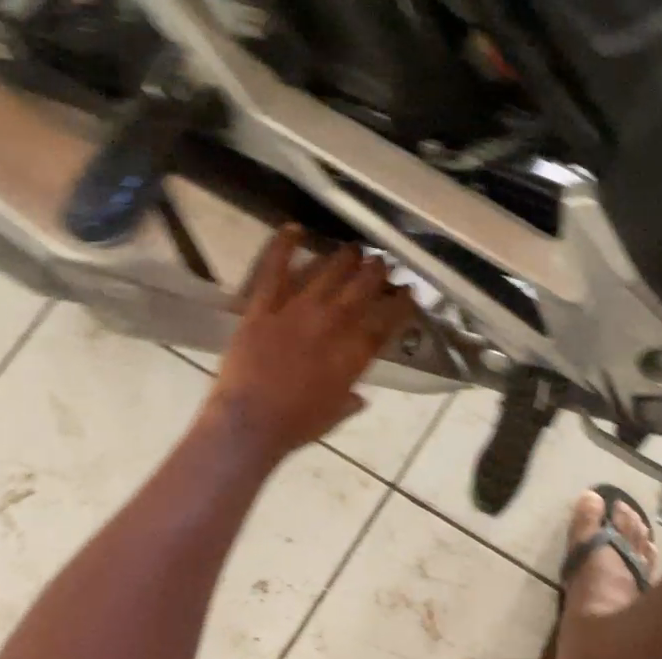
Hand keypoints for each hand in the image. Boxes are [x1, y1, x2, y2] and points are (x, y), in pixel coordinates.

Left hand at [206, 225, 419, 458]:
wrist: (251, 424)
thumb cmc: (295, 427)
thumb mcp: (332, 417)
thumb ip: (348, 402)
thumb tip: (359, 398)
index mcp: (351, 357)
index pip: (384, 324)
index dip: (400, 306)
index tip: (410, 293)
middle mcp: (330, 327)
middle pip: (360, 291)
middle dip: (375, 274)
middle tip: (383, 263)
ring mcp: (296, 314)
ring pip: (326, 275)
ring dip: (344, 259)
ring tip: (355, 248)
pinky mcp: (263, 309)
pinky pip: (274, 271)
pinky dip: (283, 247)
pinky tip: (294, 229)